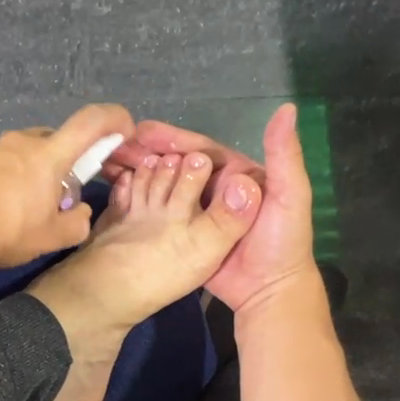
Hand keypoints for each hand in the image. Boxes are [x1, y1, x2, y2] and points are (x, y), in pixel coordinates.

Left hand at [0, 104, 134, 268]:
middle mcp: (22, 143)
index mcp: (49, 154)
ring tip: (29, 209)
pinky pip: (1, 167)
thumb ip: (78, 222)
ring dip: (36, 173)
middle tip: (63, 195)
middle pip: (55, 140)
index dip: (114, 119)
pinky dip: (10, 181)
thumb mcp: (55, 237)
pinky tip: (1, 212)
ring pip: (26, 153)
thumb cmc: (9, 231)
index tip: (124, 131)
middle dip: (67, 161)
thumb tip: (80, 214)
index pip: (91, 121)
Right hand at [108, 104, 320, 312]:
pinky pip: (162, 214)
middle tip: (115, 148)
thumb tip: (285, 109)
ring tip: (108, 167)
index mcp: (236, 174)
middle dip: (146, 155)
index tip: (140, 132)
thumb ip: (284, 155)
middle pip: (177, 166)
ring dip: (139, 176)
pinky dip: (142, 202)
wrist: (269, 291)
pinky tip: (120, 196)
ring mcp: (197, 214)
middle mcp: (214, 190)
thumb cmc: (284, 241)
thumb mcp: (290, 195)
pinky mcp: (185, 236)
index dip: (171, 140)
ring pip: (165, 187)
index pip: (199, 150)